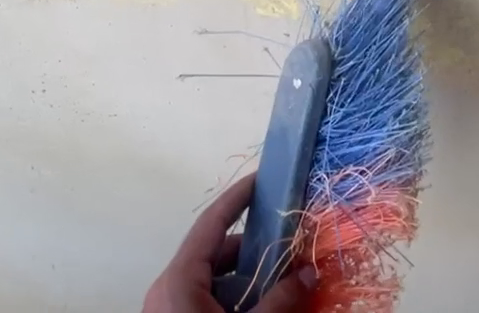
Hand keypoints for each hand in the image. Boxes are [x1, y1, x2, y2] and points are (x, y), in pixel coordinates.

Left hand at [142, 174, 317, 312]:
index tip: (265, 178)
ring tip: (283, 285)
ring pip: (215, 281)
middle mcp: (168, 290)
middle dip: (257, 249)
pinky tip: (263, 310)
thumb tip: (310, 271)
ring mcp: (168, 312)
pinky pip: (208, 303)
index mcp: (178, 280)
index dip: (239, 197)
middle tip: (291, 247)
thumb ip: (281, 300)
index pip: (212, 222)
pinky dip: (236, 301)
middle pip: (217, 253)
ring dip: (250, 279)